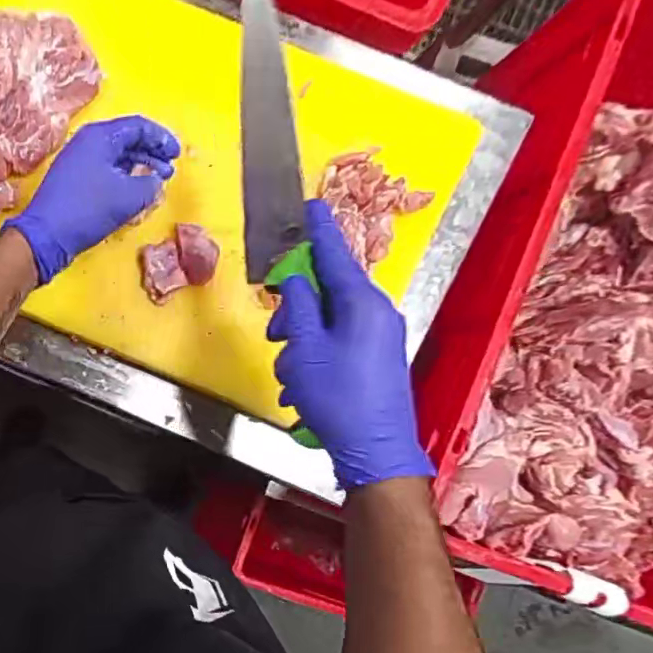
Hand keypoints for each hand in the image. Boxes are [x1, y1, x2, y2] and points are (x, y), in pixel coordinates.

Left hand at [6, 116, 180, 284]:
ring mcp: (76, 163)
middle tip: (168, 171)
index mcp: (100, 136)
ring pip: (114, 159)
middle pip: (126, 141)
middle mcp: (86, 143)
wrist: (45, 237)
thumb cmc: (86, 211)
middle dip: (150, 155)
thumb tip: (155, 182)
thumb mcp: (127, 198)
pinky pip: (103, 174)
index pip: (138, 127)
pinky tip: (130, 196)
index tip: (176, 154)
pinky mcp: (71, 183)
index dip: (162, 139)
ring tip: (153, 185)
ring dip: (136, 170)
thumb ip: (149, 185)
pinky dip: (120, 181)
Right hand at [268, 199, 433, 491]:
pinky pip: (335, 348)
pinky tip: (303, 391)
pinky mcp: (373, 362)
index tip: (310, 206)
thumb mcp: (306, 350)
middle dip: (294, 314)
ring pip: (325, 326)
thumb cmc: (338, 397)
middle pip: (325, 295)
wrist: (375, 446)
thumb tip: (295, 281)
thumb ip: (298, 310)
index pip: (336, 255)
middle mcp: (374, 314)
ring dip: (300, 348)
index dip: (319, 231)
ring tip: (292, 378)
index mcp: (362, 304)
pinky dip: (313, 363)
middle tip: (275, 337)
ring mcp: (377, 339)